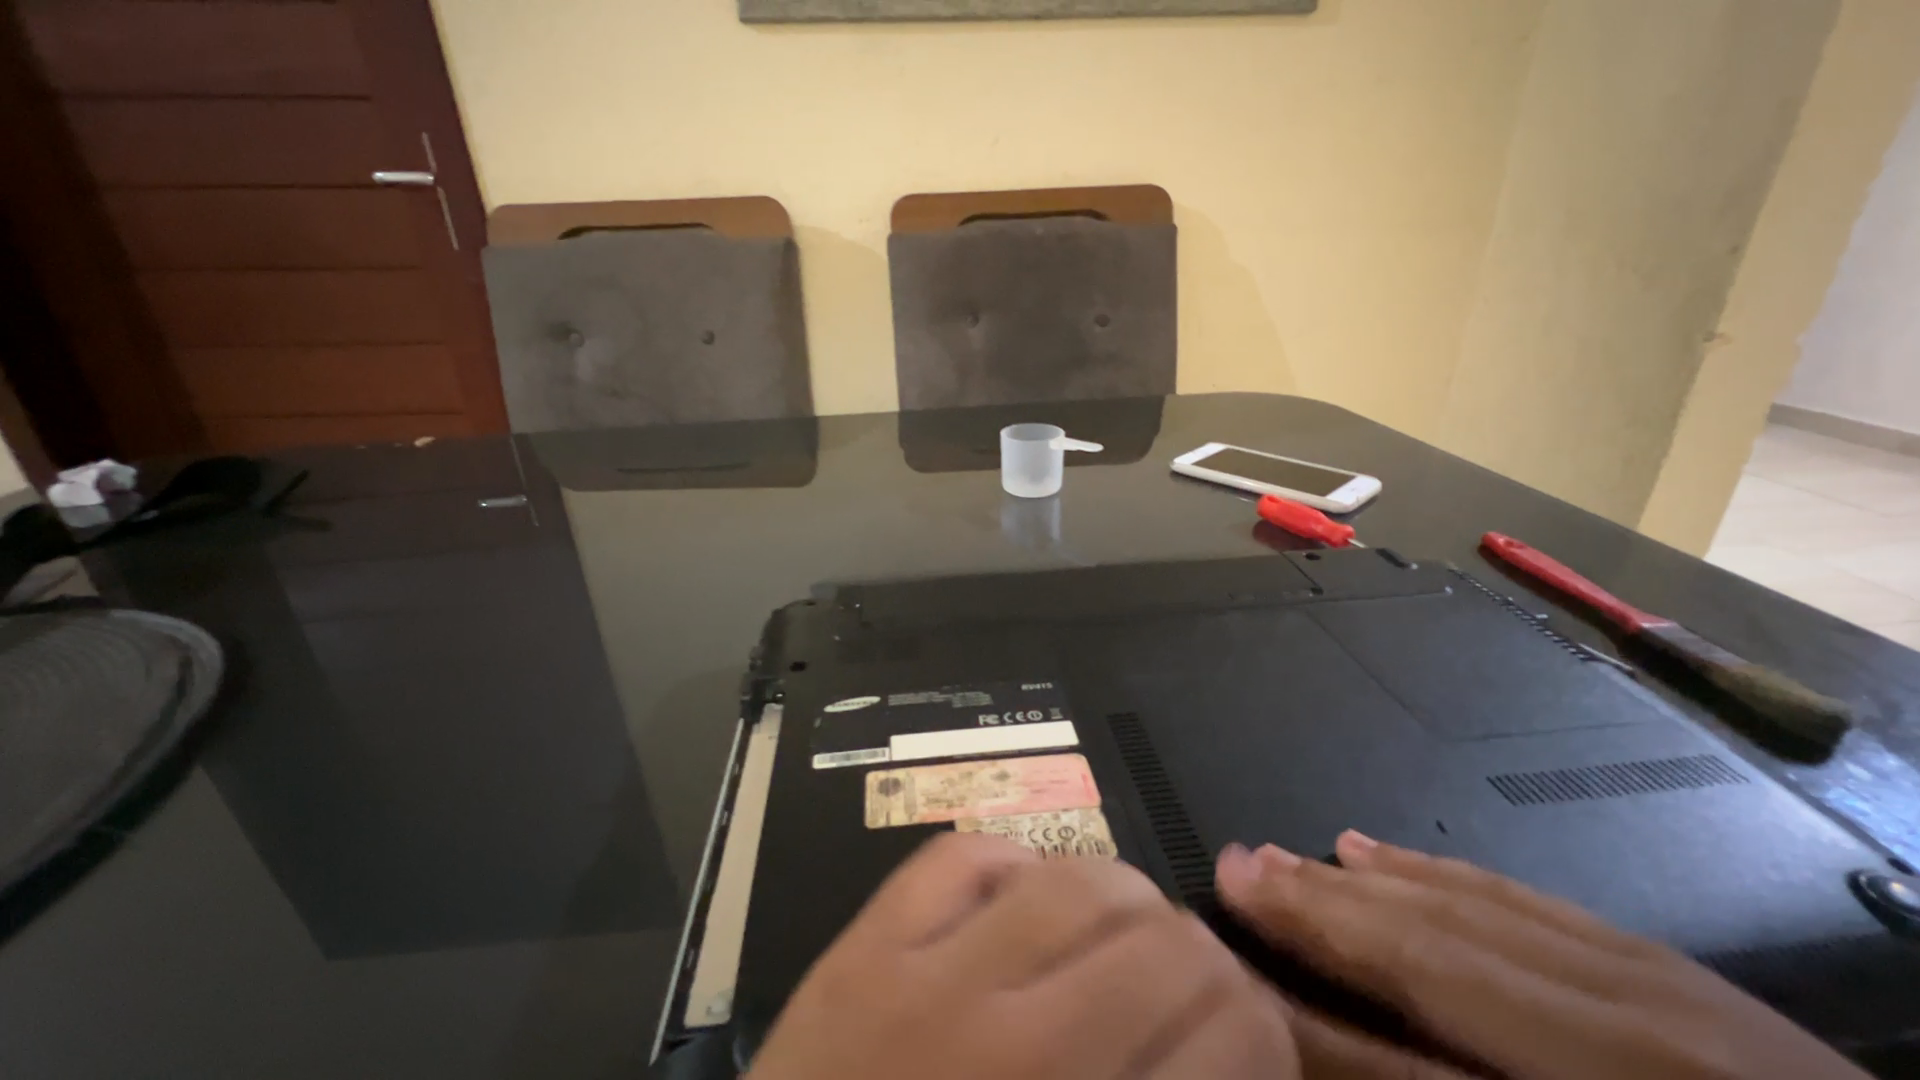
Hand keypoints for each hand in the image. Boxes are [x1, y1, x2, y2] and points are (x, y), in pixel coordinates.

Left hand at [749, 832, 1299, 1079]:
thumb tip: (1227, 1047)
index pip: (1233, 1037)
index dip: (1262, 1028)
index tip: (1248, 1031)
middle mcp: (1022, 1051)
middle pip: (1166, 947)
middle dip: (1204, 958)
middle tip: (1192, 978)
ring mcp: (931, 985)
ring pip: (1075, 882)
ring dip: (1126, 895)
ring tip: (1125, 923)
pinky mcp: (862, 949)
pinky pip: (960, 855)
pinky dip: (1009, 861)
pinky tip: (1023, 897)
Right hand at [1216, 831, 1871, 1079]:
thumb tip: (1305, 1038)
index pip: (1401, 1046)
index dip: (1306, 984)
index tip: (1224, 930)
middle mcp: (1627, 1036)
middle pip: (1431, 952)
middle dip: (1320, 909)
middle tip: (1238, 865)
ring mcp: (1665, 992)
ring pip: (1477, 909)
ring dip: (1372, 881)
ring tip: (1301, 855)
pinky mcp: (1683, 975)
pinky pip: (1532, 902)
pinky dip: (1447, 874)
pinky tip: (1396, 857)